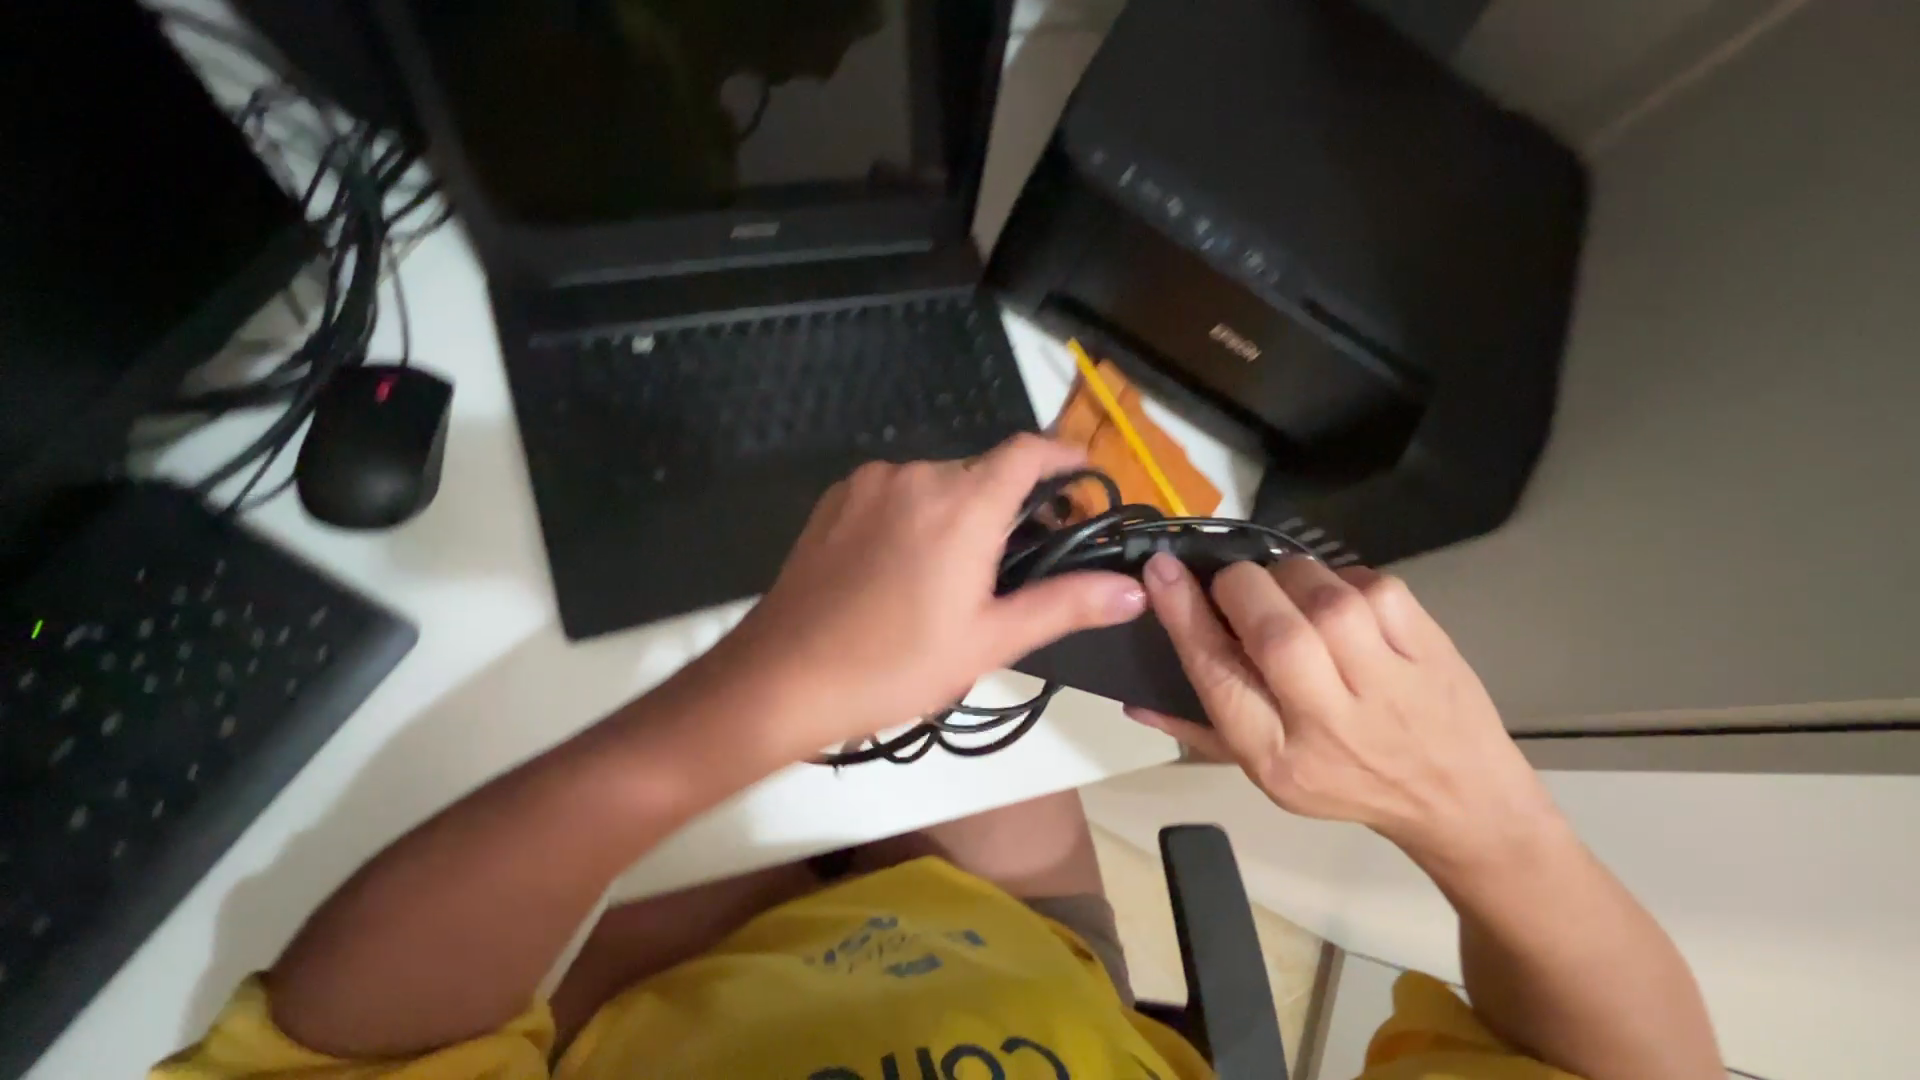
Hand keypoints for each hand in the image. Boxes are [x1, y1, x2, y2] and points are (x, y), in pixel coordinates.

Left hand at [708, 435, 1148, 758]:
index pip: (1028, 451)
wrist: (780, 679)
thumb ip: (1065, 604)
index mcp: (962, 503)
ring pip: (938, 485)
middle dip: (1014, 503)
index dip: (1064, 456)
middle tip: (1025, 560)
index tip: (1084, 478)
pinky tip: (908, 568)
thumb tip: (1134, 590)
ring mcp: (868, 485)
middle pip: (984, 472)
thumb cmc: (894, 664)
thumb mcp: (989, 640)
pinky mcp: (834, 501)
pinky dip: (918, 517)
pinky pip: (895, 495)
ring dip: (962, 513)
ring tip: (962, 574)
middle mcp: (916, 475)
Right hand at [1131, 553, 1558, 866]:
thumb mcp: (1264, 773)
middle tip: (1234, 585)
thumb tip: (1130, 697)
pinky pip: (1369, 582)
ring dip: (1290, 579)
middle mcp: (1331, 720)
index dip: (1184, 614)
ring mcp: (1388, 680)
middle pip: (1272, 628)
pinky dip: (1341, 580)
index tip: (1161, 571)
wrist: (1460, 798)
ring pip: (1321, 594)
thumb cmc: (1345, 782)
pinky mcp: (1430, 644)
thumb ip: (1197, 730)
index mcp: (1278, 755)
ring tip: (1290, 598)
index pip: (1217, 673)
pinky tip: (1340, 605)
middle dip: (1238, 586)